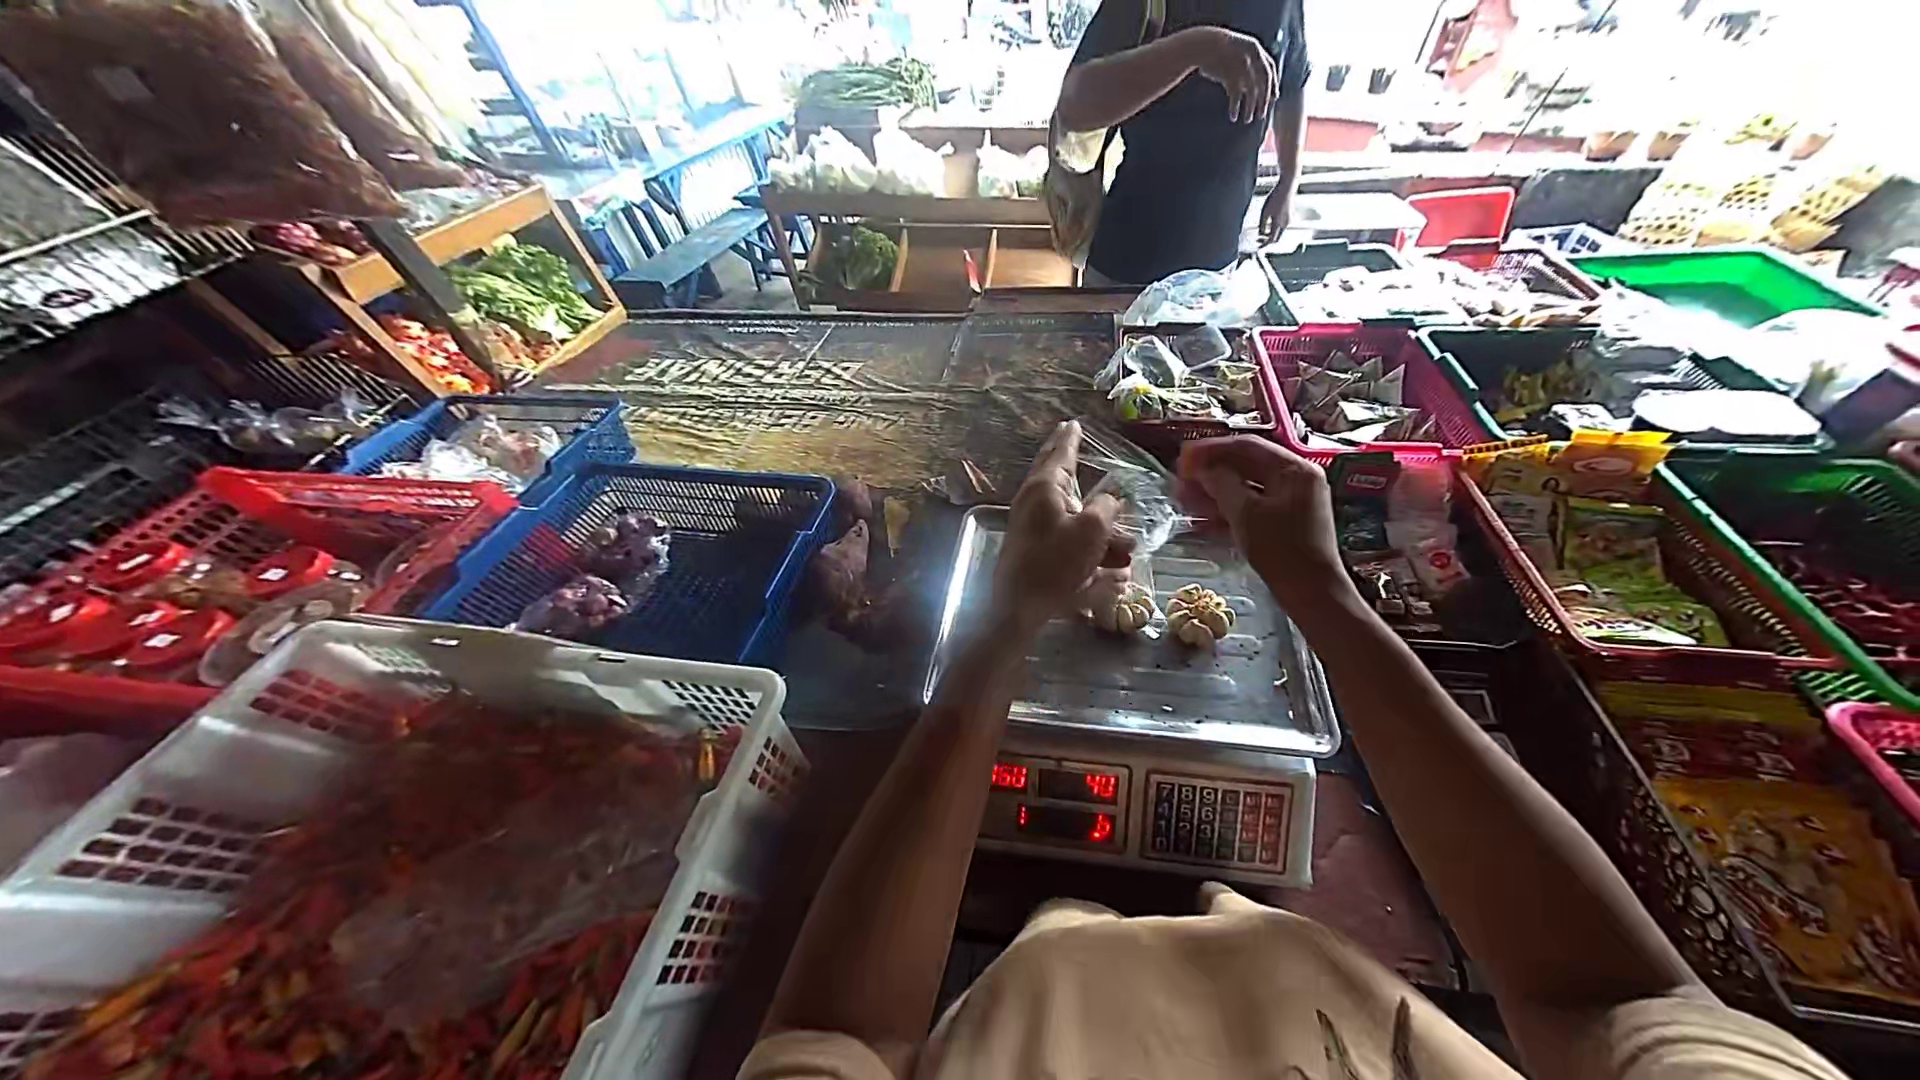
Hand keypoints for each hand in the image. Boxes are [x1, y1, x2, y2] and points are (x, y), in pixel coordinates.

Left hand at [993, 420, 1131, 632]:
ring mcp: (1030, 524)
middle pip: (1056, 474)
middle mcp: (1033, 500)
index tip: (1073, 422)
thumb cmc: (1054, 563)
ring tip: (1124, 544)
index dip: (1071, 438)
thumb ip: (1107, 506)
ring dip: (1094, 518)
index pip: (1060, 452)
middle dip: (1070, 460)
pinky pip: (1064, 533)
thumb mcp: (1092, 531)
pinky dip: (1084, 540)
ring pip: (1066, 509)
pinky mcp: (1033, 546)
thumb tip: (1112, 497)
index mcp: (1044, 487)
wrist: (1018, 606)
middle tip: (1072, 438)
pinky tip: (1109, 564)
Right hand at [1176, 436, 1357, 615]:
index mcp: (1293, 469)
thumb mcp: (1245, 514)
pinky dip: (1226, 507)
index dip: (1210, 449)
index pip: (1246, 445)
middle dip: (1210, 470)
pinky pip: (1251, 504)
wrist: (1311, 592)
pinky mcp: (1284, 519)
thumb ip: (1221, 484)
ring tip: (1184, 498)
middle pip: (1245, 464)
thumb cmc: (1281, 550)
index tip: (1182, 457)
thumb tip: (1201, 467)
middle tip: (1180, 478)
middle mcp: (1295, 478)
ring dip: (1214, 490)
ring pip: (1245, 485)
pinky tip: (1201, 516)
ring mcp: (1292, 499)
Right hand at [1180, 26, 1276, 124]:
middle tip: (1261, 115)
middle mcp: (1251, 57)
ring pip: (1251, 90)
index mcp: (1255, 50)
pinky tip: (1233, 116)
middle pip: (1263, 82)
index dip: (1273, 84)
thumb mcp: (1238, 55)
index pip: (1270, 69)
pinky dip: (1234, 107)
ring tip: (1247, 120)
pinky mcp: (1228, 75)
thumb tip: (1252, 89)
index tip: (1274, 99)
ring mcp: (1240, 66)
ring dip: (1250, 107)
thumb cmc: (1219, 53)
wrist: (1204, 46)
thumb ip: (1248, 67)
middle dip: (1263, 100)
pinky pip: (1235, 95)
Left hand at [1259, 186, 1291, 242]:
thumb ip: (1262, 225)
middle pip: (1276, 238)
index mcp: (1278, 224)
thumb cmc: (1275, 197)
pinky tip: (1269, 225)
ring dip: (1271, 234)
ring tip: (1262, 232)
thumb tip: (1260, 234)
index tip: (1258, 247)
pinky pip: (1282, 226)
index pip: (1271, 239)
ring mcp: (1289, 219)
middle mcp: (1285, 224)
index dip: (1264, 245)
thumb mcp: (1264, 212)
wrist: (1287, 186)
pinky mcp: (1290, 215)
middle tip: (1258, 240)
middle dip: (1267, 241)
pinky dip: (1275, 229)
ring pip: (1279, 233)